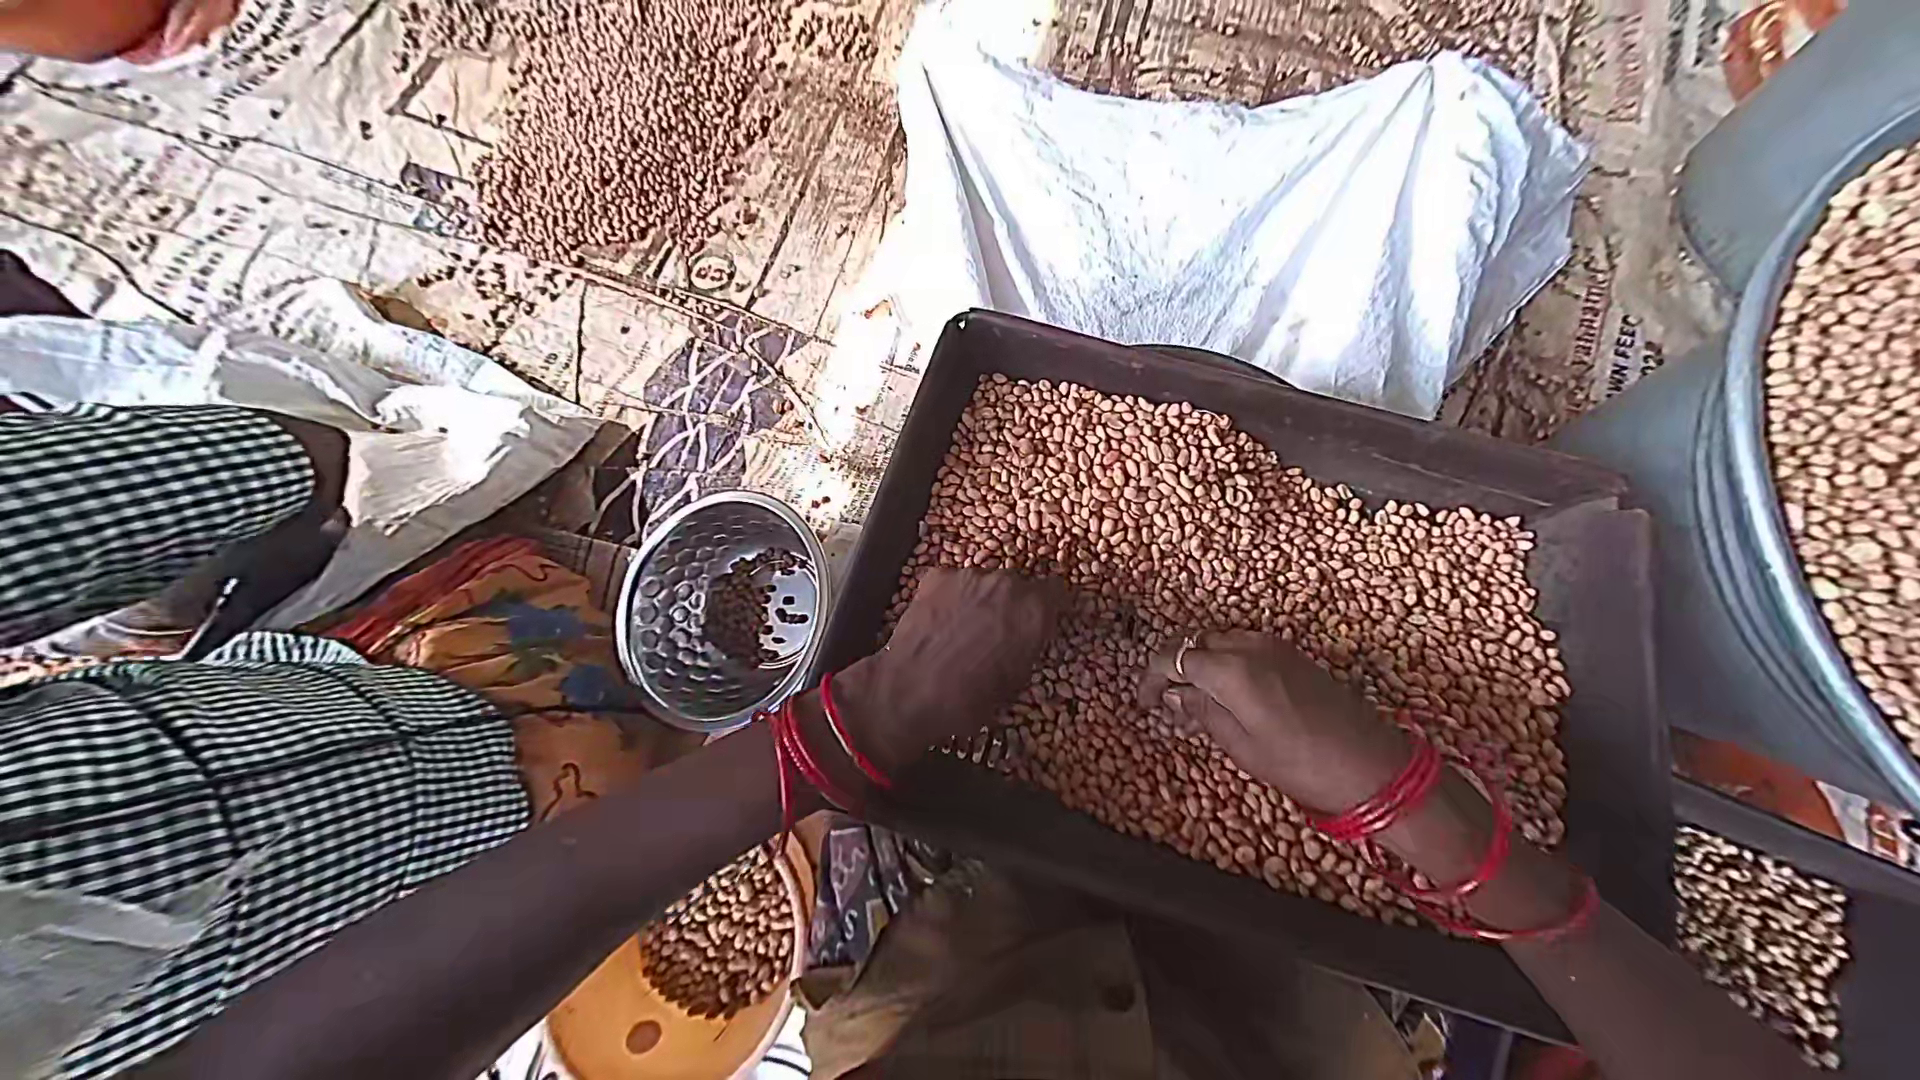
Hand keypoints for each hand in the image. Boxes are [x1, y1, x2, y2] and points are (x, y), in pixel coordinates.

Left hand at [834, 568, 1065, 769]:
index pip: (1056, 593)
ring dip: (980, 598)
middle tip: (998, 631)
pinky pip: (953, 581)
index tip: (1042, 618)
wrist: (910, 690)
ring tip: (963, 628)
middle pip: (1018, 585)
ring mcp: (970, 575)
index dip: (1049, 607)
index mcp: (1035, 610)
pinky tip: (941, 621)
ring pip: (984, 581)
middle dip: (1012, 604)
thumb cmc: (969, 699)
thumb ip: (1028, 647)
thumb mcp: (1015, 682)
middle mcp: (1008, 583)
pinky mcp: (938, 575)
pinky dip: (951, 595)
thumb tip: (1025, 638)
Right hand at [1136, 630, 1415, 815]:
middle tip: (1165, 701)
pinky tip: (1224, 692)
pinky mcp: (1290, 654)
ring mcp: (1273, 646)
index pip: (1173, 657)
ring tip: (1194, 700)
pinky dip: (1222, 662)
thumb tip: (1176, 695)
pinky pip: (1241, 646)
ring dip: (1197, 662)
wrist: (1375, 767)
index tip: (1145, 701)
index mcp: (1231, 669)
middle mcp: (1249, 646)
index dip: (1151, 677)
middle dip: (1172, 666)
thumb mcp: (1242, 745)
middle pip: (1192, 642)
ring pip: (1216, 642)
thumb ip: (1202, 711)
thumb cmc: (1303, 764)